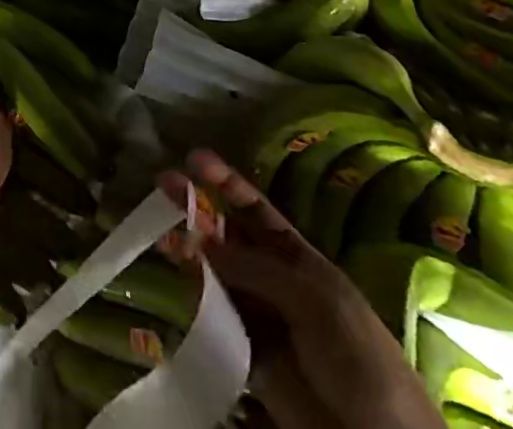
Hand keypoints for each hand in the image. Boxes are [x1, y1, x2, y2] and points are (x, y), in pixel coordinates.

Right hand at [159, 150, 440, 428]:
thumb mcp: (314, 300)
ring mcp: (258, 315)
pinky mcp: (245, 353)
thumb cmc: (356, 353)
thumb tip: (204, 241)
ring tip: (156, 228)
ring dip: (188, 250)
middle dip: (199, 208)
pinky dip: (192, 297)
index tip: (196, 159)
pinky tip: (173, 280)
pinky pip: (214, 317)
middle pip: (229, 236)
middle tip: (163, 182)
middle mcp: (274, 278)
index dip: (228, 183)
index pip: (258, 211)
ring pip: (215, 273)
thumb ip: (259, 270)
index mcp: (299, 257)